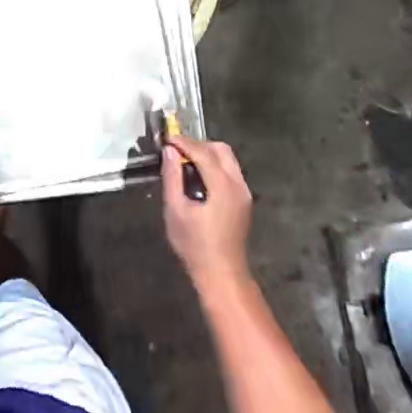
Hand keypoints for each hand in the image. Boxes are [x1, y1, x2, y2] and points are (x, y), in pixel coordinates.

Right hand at [162, 137, 252, 286]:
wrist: (221, 273)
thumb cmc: (194, 244)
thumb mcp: (175, 210)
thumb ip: (172, 178)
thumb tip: (170, 152)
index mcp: (223, 186)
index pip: (203, 152)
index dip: (184, 142)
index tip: (167, 139)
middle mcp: (238, 184)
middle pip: (221, 150)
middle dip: (198, 145)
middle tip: (176, 152)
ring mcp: (244, 193)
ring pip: (228, 160)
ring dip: (207, 155)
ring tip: (184, 165)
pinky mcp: (244, 201)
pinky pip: (230, 173)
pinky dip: (214, 167)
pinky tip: (197, 180)